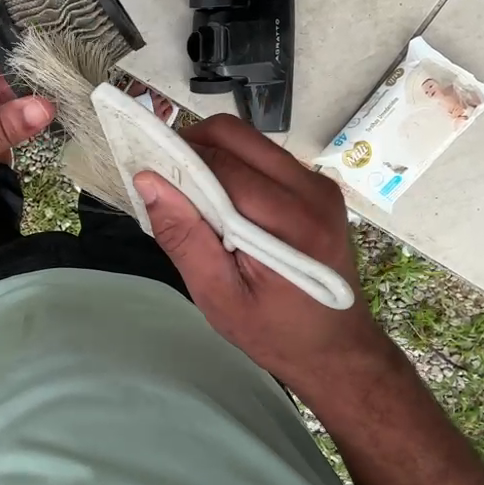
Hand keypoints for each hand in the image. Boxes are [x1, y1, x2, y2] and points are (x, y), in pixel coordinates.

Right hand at [133, 114, 391, 392]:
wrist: (338, 350)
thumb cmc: (275, 332)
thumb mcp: (217, 295)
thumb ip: (184, 236)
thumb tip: (148, 181)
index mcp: (289, 221)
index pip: (220, 162)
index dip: (175, 159)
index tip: (144, 172)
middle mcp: (310, 190)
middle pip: (235, 134)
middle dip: (191, 147)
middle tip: (167, 184)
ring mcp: (317, 184)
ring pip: (248, 140)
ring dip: (211, 156)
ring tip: (193, 198)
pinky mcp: (316, 187)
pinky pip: (262, 156)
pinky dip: (231, 166)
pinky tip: (221, 204)